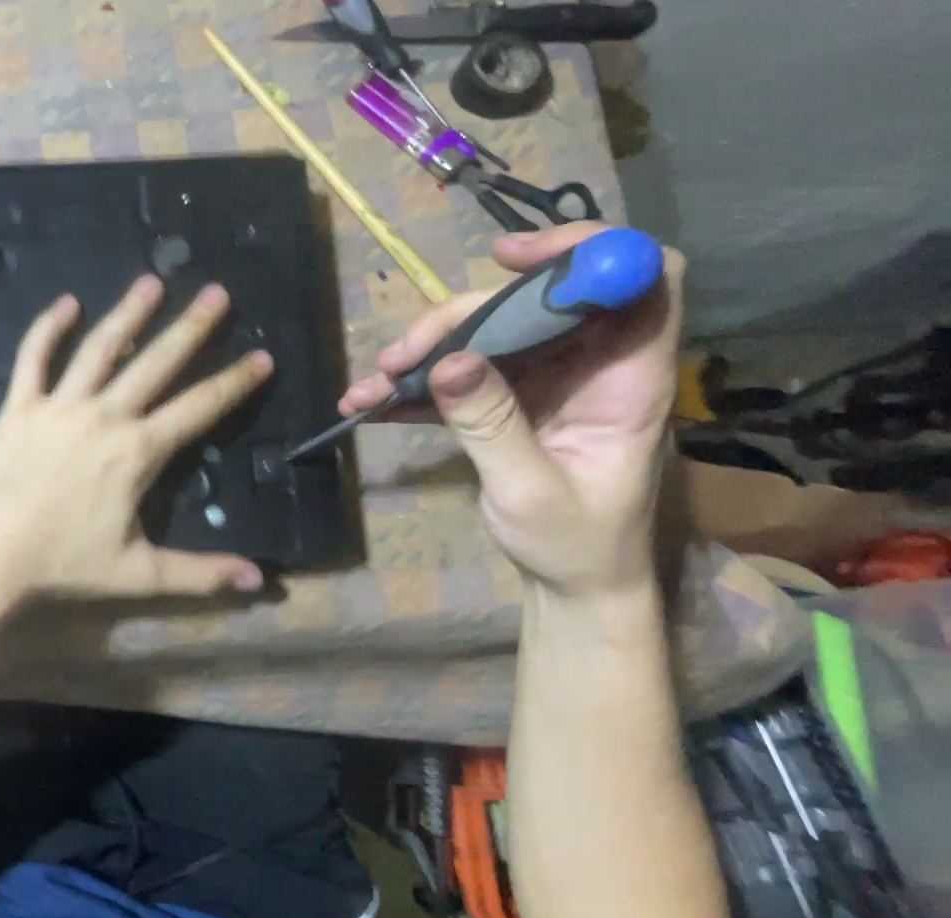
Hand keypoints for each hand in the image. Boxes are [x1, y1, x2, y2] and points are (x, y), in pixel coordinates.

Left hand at [0, 275, 274, 604]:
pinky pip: (34, 359)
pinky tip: (66, 303)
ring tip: (151, 283)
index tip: (261, 356)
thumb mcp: (138, 574)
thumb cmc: (63, 564)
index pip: (199, 408)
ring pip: (100, 349)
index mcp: (138, 452)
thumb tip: (260, 583)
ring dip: (129, 313)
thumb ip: (201, 574)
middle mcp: (104, 417)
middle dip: (191, 328)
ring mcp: (58, 407)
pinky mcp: (19, 408)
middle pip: (156, 363)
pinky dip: (48, 328)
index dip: (234, 382)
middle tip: (218, 293)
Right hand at [338, 222, 683, 597]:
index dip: (584, 250)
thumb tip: (448, 362)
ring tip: (371, 386)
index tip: (507, 259)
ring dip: (423, 353)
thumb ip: (493, 426)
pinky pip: (459, 377)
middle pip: (532, 304)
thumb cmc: (575, 544)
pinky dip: (413, 387)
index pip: (635, 280)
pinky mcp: (508, 403)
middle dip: (459, 318)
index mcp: (627, 379)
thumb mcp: (531, 491)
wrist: (572, 582)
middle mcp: (589, 366)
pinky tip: (368, 405)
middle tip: (401, 355)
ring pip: (486, 337)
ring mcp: (545, 383)